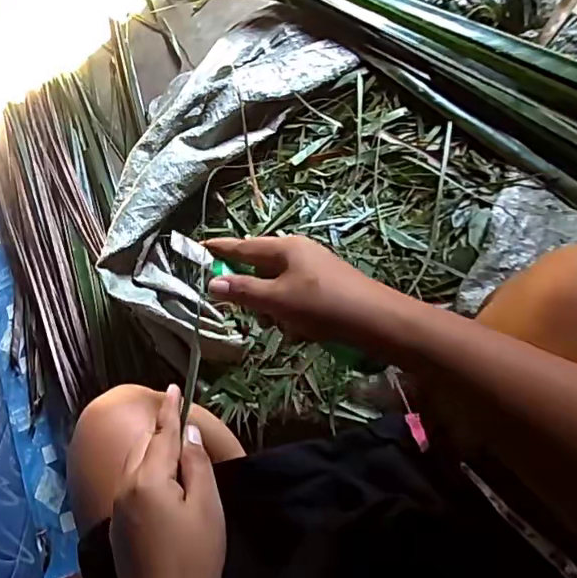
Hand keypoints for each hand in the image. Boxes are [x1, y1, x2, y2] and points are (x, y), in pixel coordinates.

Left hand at [109, 385, 225, 577]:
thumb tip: (187, 435)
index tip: (173, 388)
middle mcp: (124, 486)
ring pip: (135, 465)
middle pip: (143, 446)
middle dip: (160, 429)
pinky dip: (147, 473)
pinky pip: (132, 485)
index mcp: (146, 478)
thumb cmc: (194, 562)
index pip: (162, 434)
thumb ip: (196, 466)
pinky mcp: (118, 526)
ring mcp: (118, 507)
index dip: (170, 410)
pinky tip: (161, 481)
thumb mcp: (207, 508)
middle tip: (177, 413)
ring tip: (172, 443)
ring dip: (152, 450)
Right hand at [205, 235, 398, 345]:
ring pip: (276, 288)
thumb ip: (243, 291)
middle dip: (251, 293)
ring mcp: (312, 270)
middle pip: (258, 268)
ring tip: (283, 326)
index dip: (220, 249)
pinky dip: (291, 314)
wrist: (377, 321)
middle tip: (251, 312)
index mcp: (285, 248)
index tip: (199, 247)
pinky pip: (293, 298)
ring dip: (273, 309)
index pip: (242, 245)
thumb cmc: (322, 304)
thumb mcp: (276, 300)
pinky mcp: (324, 288)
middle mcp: (297, 253)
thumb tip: (213, 283)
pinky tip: (301, 331)